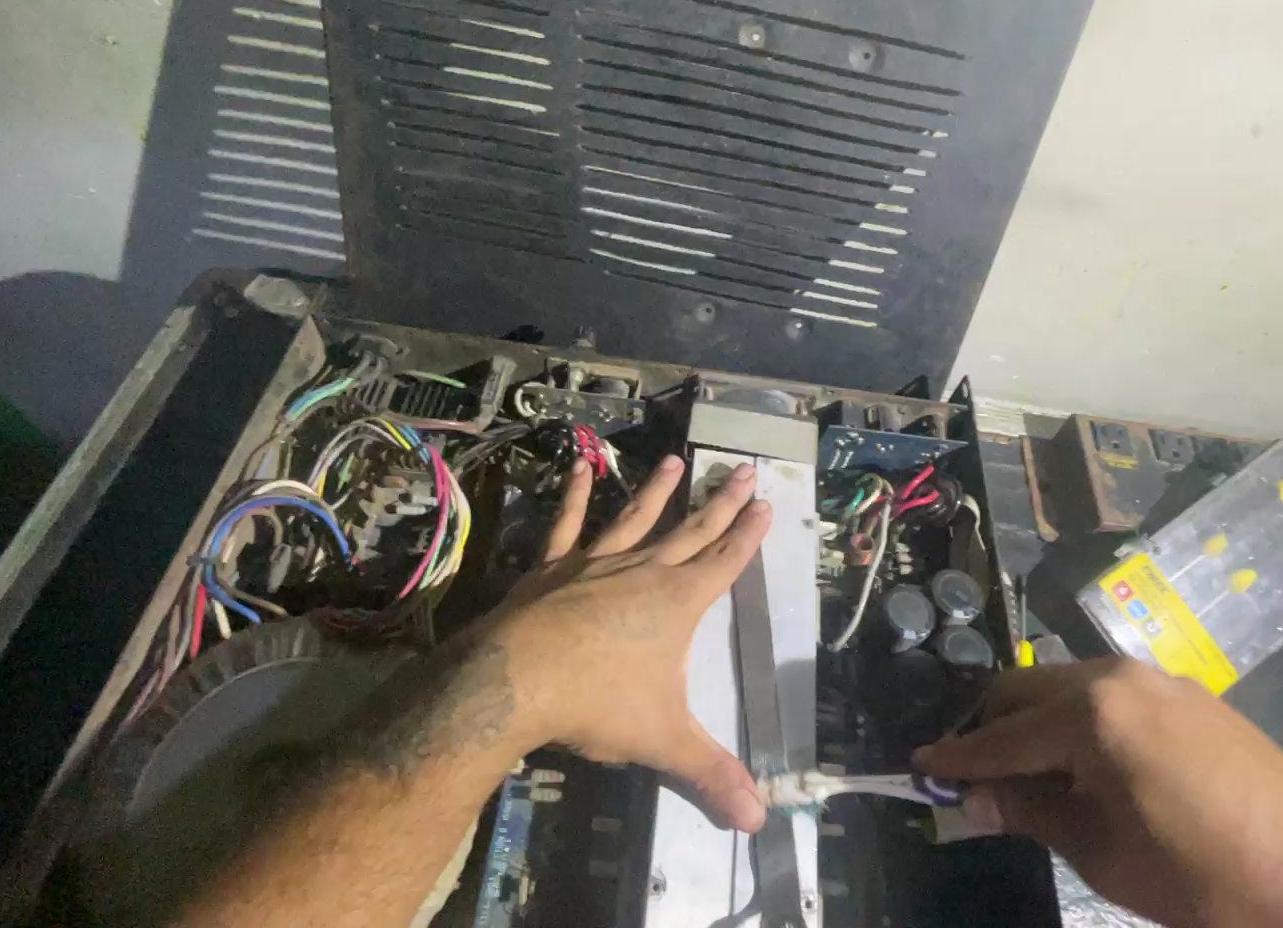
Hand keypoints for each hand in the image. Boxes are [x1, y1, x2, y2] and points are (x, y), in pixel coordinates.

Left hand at [492, 455, 772, 833]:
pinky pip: (567, 522)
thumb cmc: (597, 702)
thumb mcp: (662, 741)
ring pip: (636, 518)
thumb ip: (710, 774)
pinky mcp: (554, 565)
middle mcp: (643, 571)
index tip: (766, 503)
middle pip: (692, 530)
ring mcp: (596, 563)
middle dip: (722, 502)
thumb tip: (760, 821)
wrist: (516, 682)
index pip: (724, 562)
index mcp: (676, 603)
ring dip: (658, 490)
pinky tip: (580, 465)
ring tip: (676, 460)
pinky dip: (574, 494)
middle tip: (745, 469)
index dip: (748, 535)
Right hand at [911, 657, 1282, 927]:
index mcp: (1088, 710)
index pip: (1001, 735)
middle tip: (973, 771)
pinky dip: (1078, 720)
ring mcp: (1153, 678)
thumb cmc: (1205, 876)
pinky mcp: (1186, 693)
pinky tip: (1087, 761)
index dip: (957, 756)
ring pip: (1064, 686)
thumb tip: (972, 799)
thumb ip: (1029, 812)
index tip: (919, 764)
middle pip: (1024, 690)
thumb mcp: (1103, 853)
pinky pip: (1106, 694)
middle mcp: (1112, 674)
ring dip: (1034, 720)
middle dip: (991, 728)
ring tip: (1030, 770)